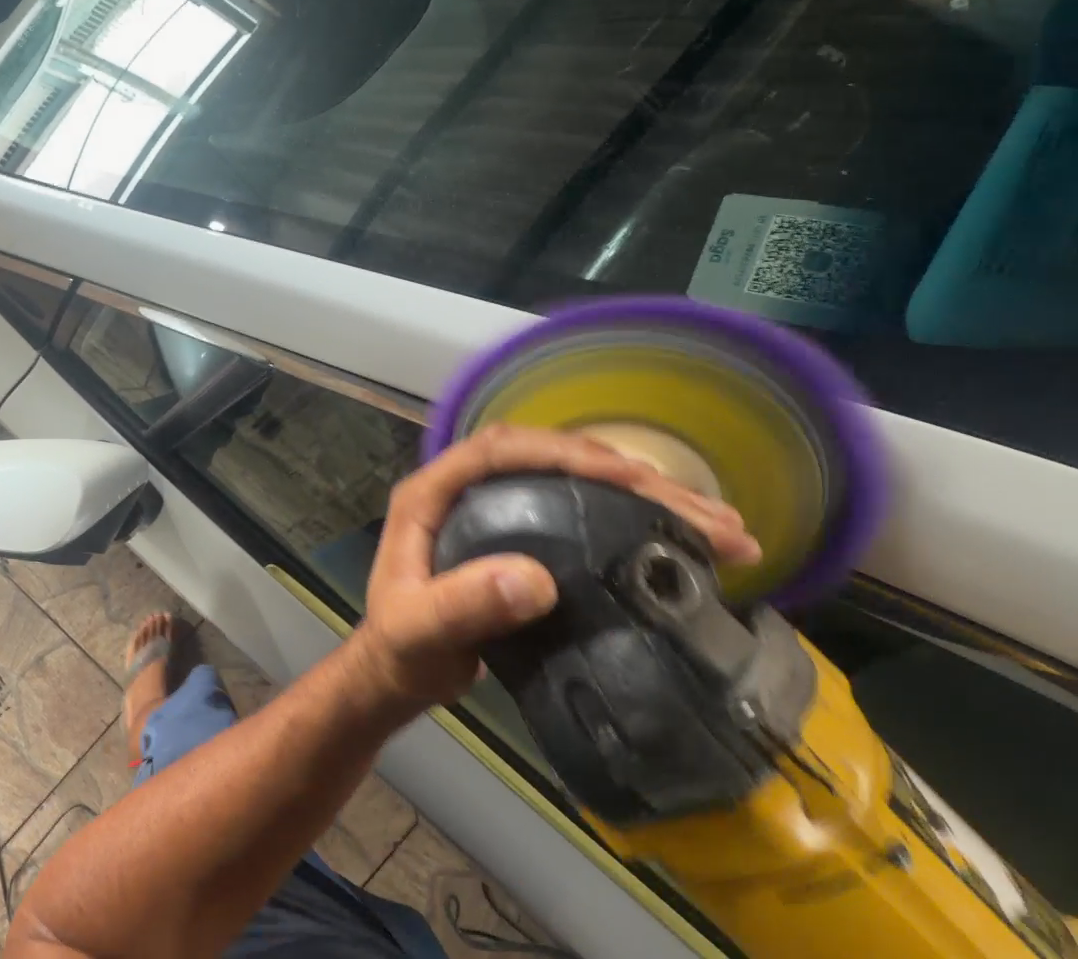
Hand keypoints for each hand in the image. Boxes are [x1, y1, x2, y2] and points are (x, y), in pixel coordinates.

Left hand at [350, 425, 763, 709]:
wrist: (401, 674)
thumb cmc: (399, 649)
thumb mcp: (419, 630)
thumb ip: (461, 605)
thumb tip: (534, 579)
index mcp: (430, 496)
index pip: (496, 450)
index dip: (561, 453)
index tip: (629, 476)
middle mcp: (467, 493)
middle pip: (550, 461)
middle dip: (630, 480)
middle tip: (705, 512)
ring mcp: (499, 514)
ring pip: (578, 485)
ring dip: (650, 501)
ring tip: (725, 527)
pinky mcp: (527, 540)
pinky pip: (586, 516)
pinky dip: (639, 525)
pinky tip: (692, 544)